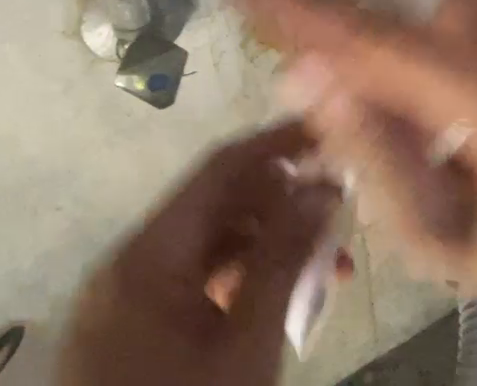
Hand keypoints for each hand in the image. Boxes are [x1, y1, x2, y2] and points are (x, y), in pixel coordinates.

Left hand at [58, 124, 337, 385]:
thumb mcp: (246, 343)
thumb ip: (284, 257)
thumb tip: (324, 184)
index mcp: (146, 257)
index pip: (221, 168)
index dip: (280, 143)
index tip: (336, 133)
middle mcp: (131, 264)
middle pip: (220, 204)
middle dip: (288, 202)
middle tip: (346, 209)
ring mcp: (131, 299)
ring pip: (215, 243)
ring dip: (275, 244)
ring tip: (332, 266)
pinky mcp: (138, 330)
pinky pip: (200, 281)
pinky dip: (248, 279)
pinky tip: (290, 296)